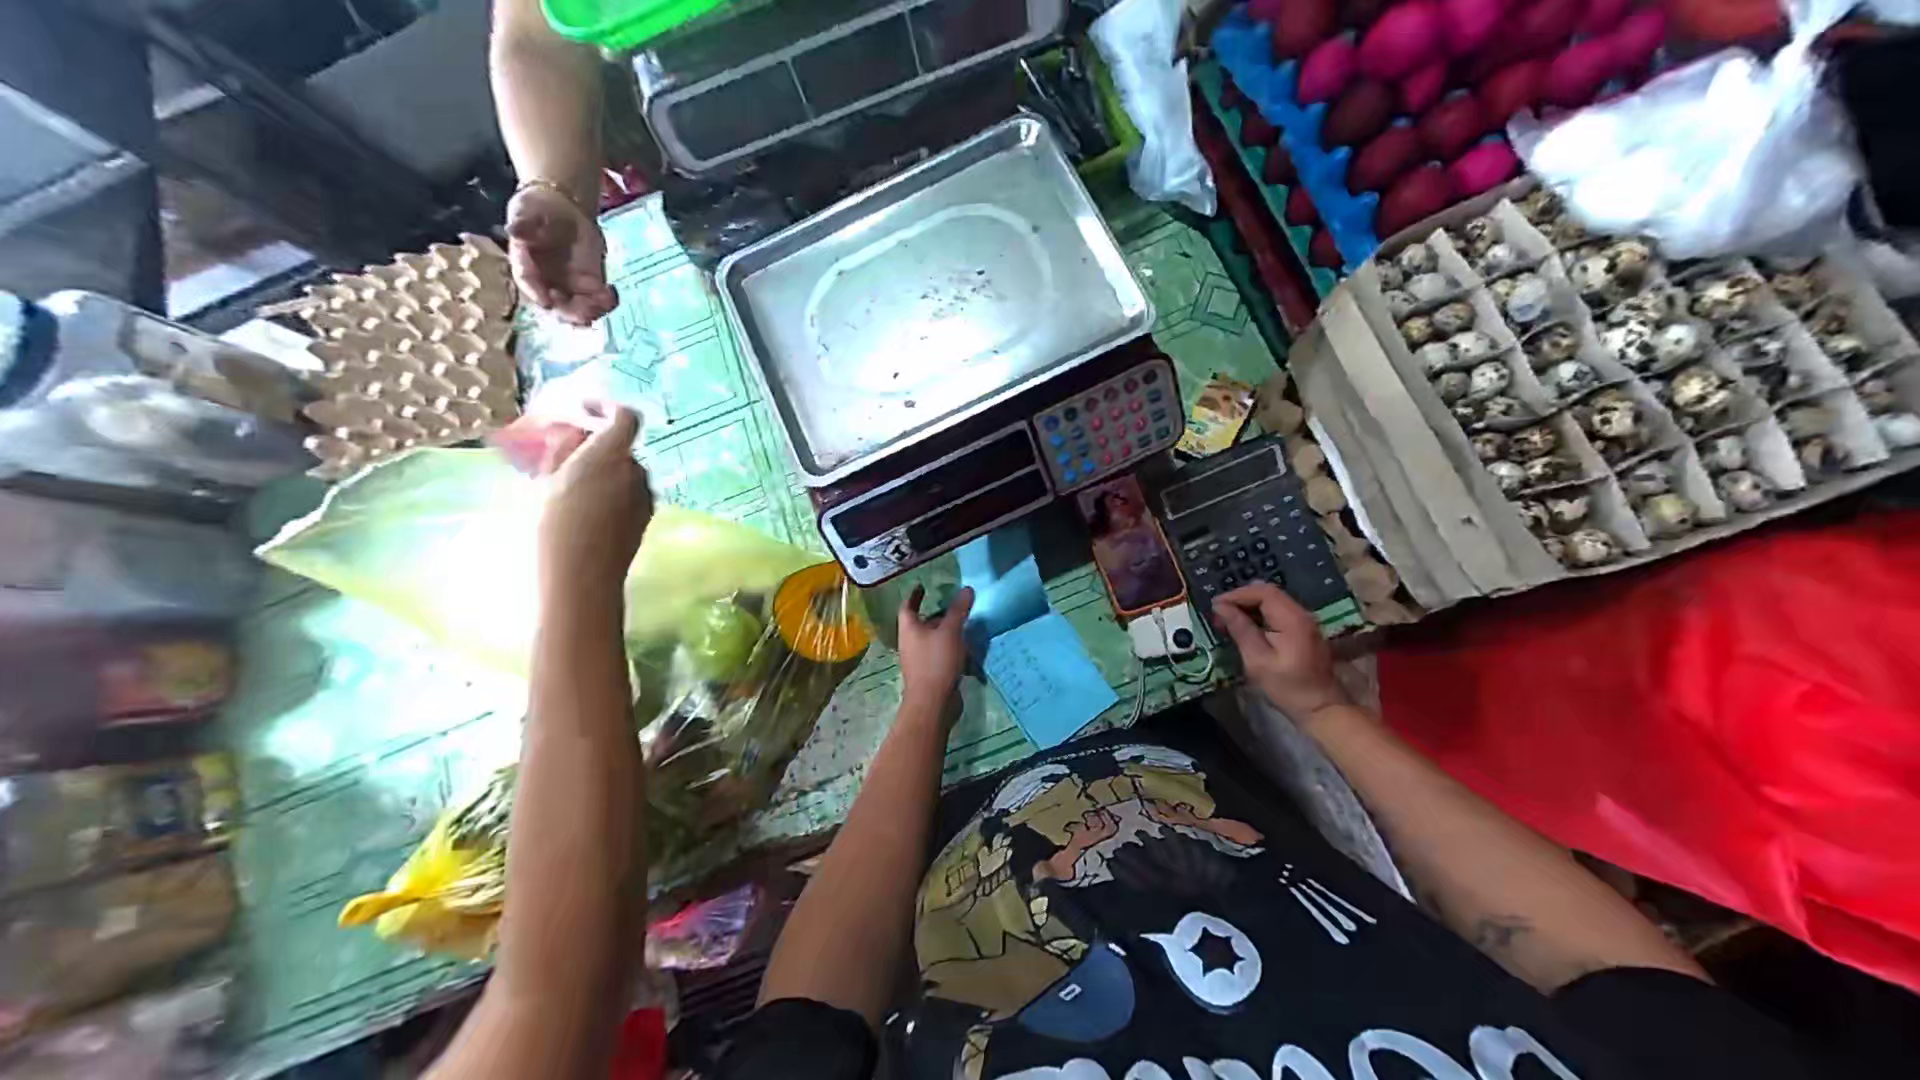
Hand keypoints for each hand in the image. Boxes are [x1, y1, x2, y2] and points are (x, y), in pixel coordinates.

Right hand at [506, 182, 617, 325]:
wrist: (564, 207)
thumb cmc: (538, 208)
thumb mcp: (527, 209)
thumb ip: (523, 222)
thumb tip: (514, 230)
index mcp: (525, 264)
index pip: (528, 283)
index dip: (536, 294)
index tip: (546, 303)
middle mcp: (546, 282)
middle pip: (556, 305)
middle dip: (569, 313)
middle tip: (584, 315)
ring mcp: (569, 287)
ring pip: (578, 309)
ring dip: (592, 311)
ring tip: (603, 301)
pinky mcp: (590, 285)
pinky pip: (597, 302)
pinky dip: (606, 303)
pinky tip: (612, 293)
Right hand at [537, 405, 651, 595]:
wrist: (583, 577)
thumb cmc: (555, 526)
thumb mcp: (548, 482)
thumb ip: (565, 452)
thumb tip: (574, 436)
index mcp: (612, 455)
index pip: (625, 417)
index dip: (606, 407)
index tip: (585, 408)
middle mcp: (636, 471)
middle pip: (621, 447)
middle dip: (596, 445)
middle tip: (564, 456)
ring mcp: (645, 495)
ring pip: (625, 471)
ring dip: (603, 470)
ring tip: (569, 487)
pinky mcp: (646, 517)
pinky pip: (629, 493)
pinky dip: (612, 491)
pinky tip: (587, 510)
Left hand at [896, 585, 974, 711]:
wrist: (933, 703)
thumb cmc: (936, 662)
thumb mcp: (951, 631)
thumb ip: (958, 610)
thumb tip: (966, 589)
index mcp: (909, 629)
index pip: (907, 607)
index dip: (914, 595)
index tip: (922, 586)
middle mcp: (910, 643)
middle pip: (922, 624)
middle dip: (937, 615)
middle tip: (954, 606)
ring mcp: (919, 660)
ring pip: (933, 641)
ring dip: (947, 633)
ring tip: (965, 625)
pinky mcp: (931, 674)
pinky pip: (941, 656)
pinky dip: (952, 650)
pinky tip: (968, 650)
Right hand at [1211, 582, 1349, 720]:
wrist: (1321, 709)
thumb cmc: (1287, 687)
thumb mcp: (1257, 660)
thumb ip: (1240, 629)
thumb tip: (1220, 606)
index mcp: (1292, 619)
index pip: (1263, 592)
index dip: (1237, 594)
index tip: (1215, 606)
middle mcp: (1301, 614)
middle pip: (1268, 593)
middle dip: (1241, 599)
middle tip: (1218, 613)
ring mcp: (1304, 622)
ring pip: (1272, 602)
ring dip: (1248, 607)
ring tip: (1227, 620)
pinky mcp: (1303, 631)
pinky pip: (1277, 613)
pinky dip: (1258, 615)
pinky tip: (1244, 627)